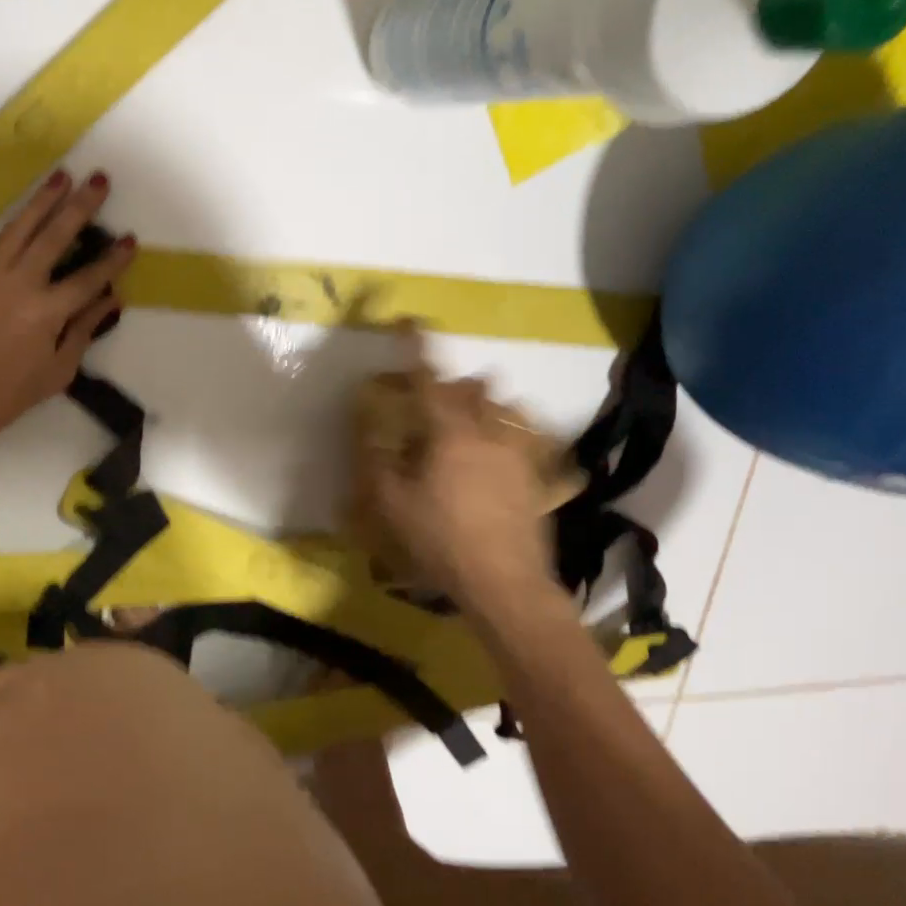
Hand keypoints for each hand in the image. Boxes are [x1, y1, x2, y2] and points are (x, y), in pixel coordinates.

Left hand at [0, 170, 134, 438]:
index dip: (112, 258)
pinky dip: (17, 223)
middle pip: (54, 237)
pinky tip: (28, 211)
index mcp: (46, 313)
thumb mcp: (59, 369)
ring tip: (61, 176)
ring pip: (20, 229)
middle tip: (98, 180)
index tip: (130, 239)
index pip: (88, 277)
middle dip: (79, 207)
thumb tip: (110, 297)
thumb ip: (84, 329)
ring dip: (42, 201)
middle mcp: (19, 286)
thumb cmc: (13, 393)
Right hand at [368, 337, 551, 606]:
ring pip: (506, 409)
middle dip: (452, 382)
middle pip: (474, 388)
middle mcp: (488, 432)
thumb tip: (369, 422)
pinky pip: (526, 441)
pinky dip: (511, 434)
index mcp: (449, 432)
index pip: (429, 379)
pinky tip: (501, 453)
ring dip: (485, 404)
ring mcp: (519, 455)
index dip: (416, 348)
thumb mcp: (390, 502)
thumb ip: (377, 457)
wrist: (504, 583)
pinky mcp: (536, 478)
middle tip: (430, 397)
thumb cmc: (439, 539)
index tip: (408, 322)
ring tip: (469, 420)